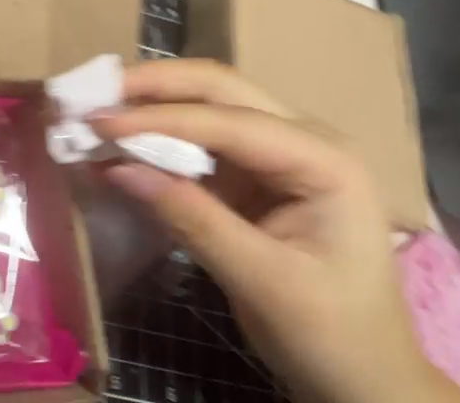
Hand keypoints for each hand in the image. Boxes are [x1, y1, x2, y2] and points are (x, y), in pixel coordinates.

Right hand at [93, 60, 459, 402]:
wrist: (367, 385)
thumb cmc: (333, 337)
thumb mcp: (265, 284)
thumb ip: (193, 219)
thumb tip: (117, 168)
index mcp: (324, 160)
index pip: (230, 121)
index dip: (160, 117)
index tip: (98, 120)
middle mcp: (302, 140)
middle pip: (218, 90)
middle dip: (152, 87)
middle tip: (91, 94)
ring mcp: (276, 154)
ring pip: (204, 106)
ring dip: (150, 106)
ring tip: (95, 110)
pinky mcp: (251, 175)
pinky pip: (196, 141)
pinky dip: (156, 138)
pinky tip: (118, 142)